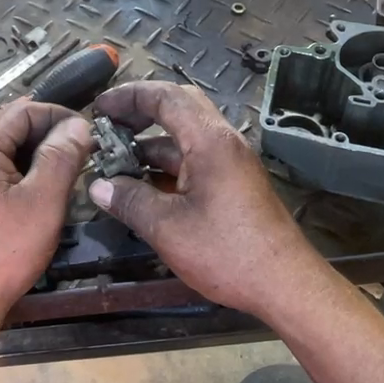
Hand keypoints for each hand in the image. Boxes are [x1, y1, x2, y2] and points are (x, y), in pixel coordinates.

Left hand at [0, 100, 92, 333]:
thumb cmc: (4, 253)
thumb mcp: (42, 202)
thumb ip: (61, 158)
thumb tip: (78, 125)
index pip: (23, 110)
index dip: (60, 116)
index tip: (89, 134)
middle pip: (10, 128)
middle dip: (48, 136)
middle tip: (82, 155)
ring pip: (2, 151)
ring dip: (35, 157)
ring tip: (66, 175)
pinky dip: (18, 175)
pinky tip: (38, 194)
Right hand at [87, 81, 318, 316]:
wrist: (286, 286)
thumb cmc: (228, 252)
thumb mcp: (168, 228)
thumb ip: (130, 201)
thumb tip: (97, 186)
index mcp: (209, 141)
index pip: (166, 97)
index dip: (128, 96)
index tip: (100, 108)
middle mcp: (222, 143)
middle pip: (179, 107)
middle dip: (140, 111)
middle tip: (109, 126)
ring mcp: (230, 163)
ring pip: (185, 137)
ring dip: (150, 142)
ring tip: (115, 160)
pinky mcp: (233, 184)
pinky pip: (194, 159)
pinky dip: (165, 164)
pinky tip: (142, 186)